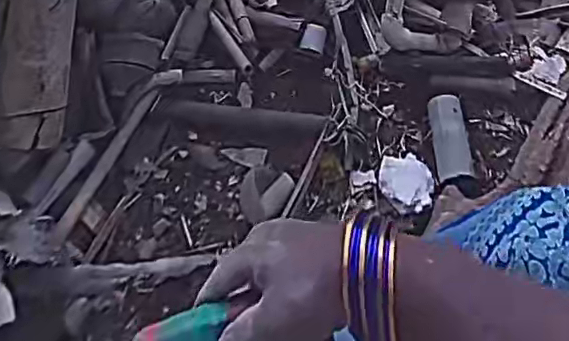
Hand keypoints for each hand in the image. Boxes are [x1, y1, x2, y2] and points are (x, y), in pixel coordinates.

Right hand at [196, 219, 344, 340]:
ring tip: (275, 328)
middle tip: (243, 332)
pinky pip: (289, 277)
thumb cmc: (315, 288)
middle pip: (243, 280)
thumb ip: (241, 331)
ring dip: (266, 307)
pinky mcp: (313, 247)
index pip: (218, 281)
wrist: (363, 267)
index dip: (209, 308)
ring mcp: (291, 239)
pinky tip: (298, 317)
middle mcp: (266, 237)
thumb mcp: (273, 320)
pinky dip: (287, 298)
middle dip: (242, 310)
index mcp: (250, 248)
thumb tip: (223, 339)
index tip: (205, 329)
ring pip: (268, 280)